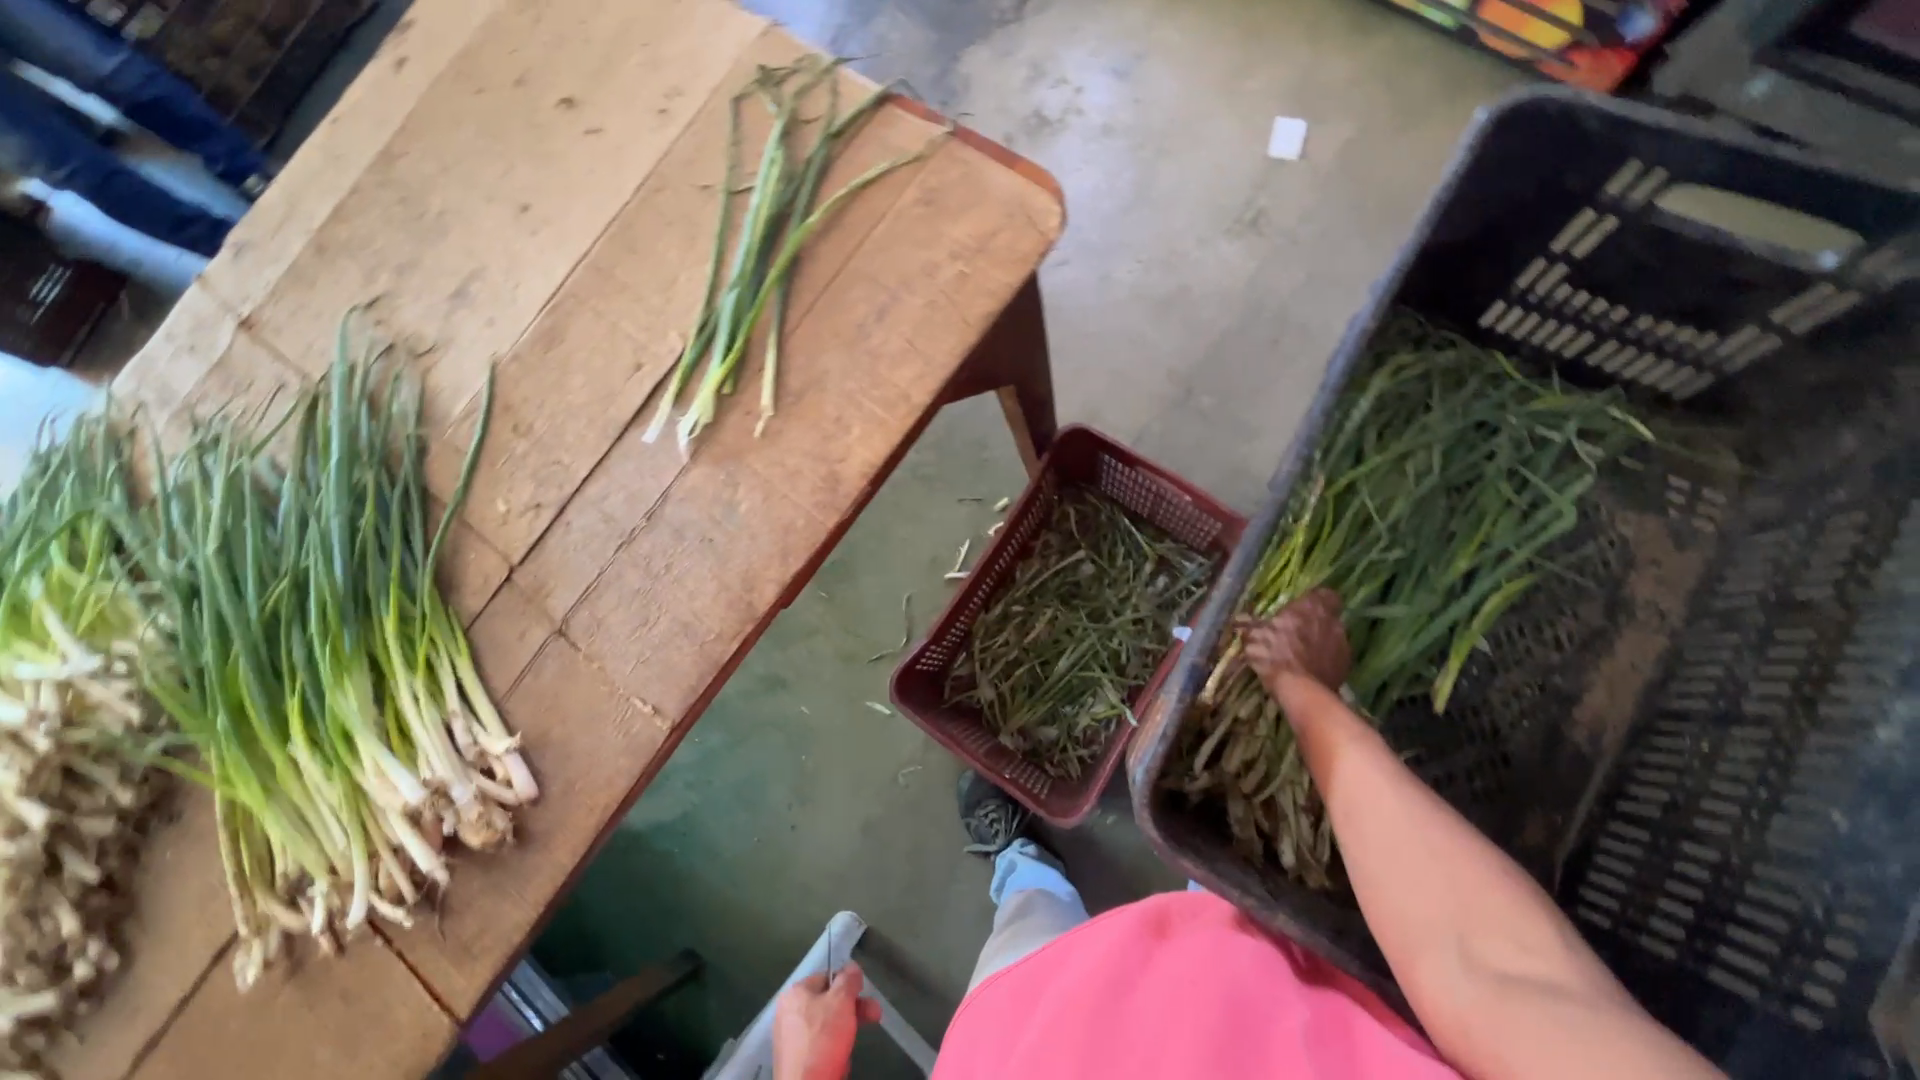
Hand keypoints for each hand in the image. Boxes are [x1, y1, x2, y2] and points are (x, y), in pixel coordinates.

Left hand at [773, 962, 881, 1079]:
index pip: (826, 977)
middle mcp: (789, 1012)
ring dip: (846, 1029)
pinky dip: (832, 1048)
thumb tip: (852, 966)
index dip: (848, 983)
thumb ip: (848, 981)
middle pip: (827, 1002)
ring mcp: (790, 1037)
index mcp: (795, 993)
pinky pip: (819, 1045)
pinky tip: (841, 1059)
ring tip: (853, 1044)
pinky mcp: (795, 1058)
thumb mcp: (841, 1002)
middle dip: (854, 1009)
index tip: (864, 993)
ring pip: (825, 1025)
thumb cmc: (822, 1039)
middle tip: (875, 1015)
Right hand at [1239, 587, 1349, 694]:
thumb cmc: (1275, 655)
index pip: (1324, 594)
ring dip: (1319, 643)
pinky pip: (1334, 658)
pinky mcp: (1346, 666)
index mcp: (1312, 607)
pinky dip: (1324, 662)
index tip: (1302, 608)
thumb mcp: (1254, 638)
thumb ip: (1251, 626)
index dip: (1314, 601)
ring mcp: (1343, 645)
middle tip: (1296, 633)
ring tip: (1301, 655)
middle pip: (1327, 617)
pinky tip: (1308, 671)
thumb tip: (1240, 620)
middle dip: (1314, 623)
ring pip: (1332, 638)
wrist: (1301, 691)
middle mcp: (1332, 621)